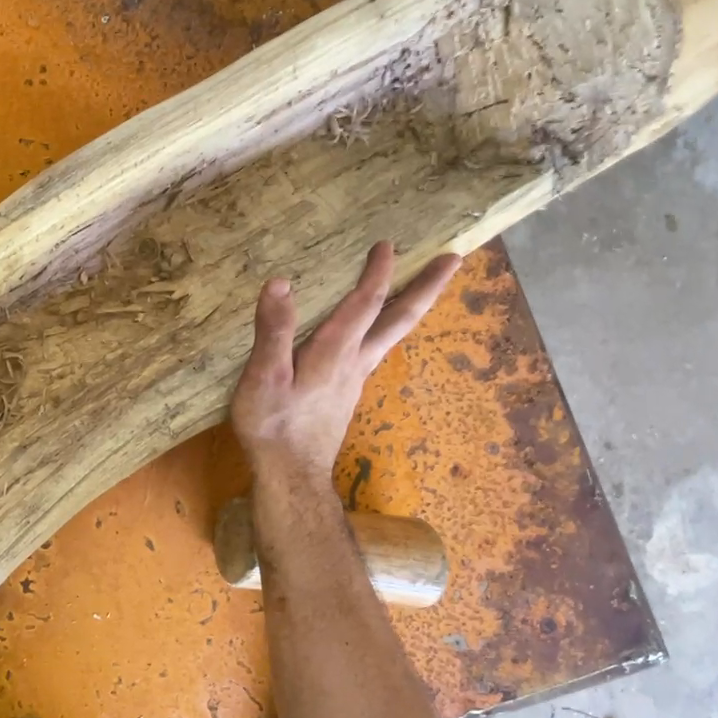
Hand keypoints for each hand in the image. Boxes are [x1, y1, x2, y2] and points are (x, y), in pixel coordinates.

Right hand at [232, 241, 460, 479]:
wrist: (290, 473)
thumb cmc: (272, 424)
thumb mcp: (263, 376)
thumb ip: (274, 331)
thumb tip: (280, 282)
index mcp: (334, 353)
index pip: (364, 303)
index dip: (377, 272)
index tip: (388, 244)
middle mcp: (355, 362)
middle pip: (398, 319)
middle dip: (425, 287)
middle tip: (453, 259)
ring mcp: (354, 381)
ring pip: (391, 336)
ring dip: (410, 307)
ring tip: (423, 288)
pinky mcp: (346, 395)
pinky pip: (374, 352)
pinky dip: (385, 330)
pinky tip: (376, 334)